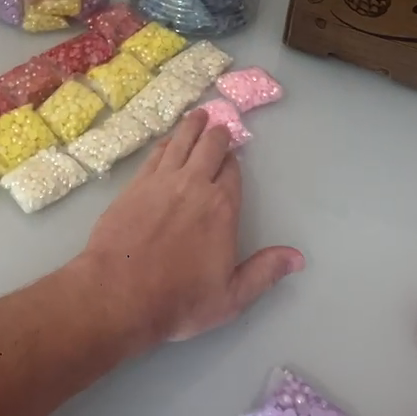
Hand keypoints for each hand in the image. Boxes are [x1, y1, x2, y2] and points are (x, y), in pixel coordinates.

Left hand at [66, 108, 304, 348]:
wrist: (118, 293)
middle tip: (219, 126)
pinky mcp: (136, 183)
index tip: (234, 157)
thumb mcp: (231, 297)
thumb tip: (298, 257)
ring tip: (198, 115)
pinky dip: (167, 142)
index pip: (232, 171)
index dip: (233, 162)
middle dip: (217, 134)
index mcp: (222, 207)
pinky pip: (156, 153)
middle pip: (209, 147)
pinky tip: (168, 139)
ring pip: (181, 141)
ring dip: (193, 126)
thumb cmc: (178, 300)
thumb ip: (264, 272)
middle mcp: (194, 184)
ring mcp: (162, 180)